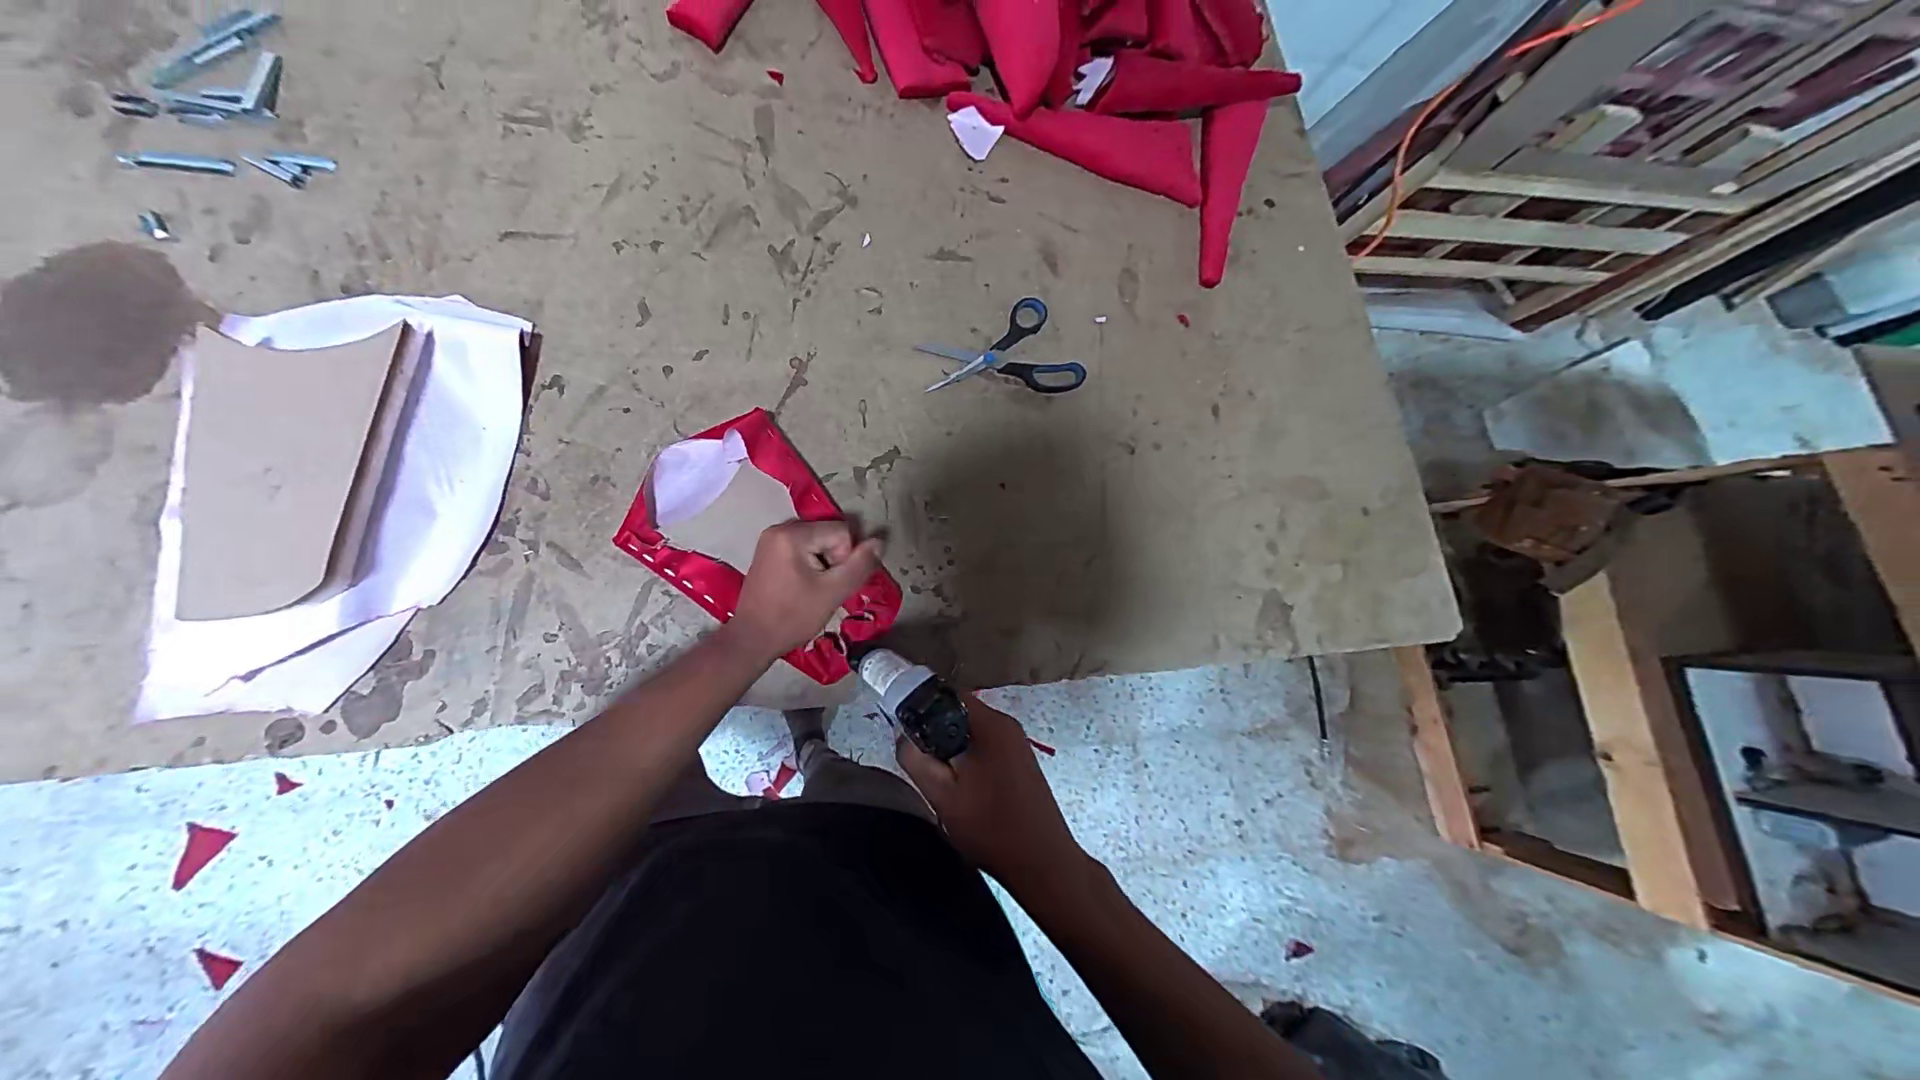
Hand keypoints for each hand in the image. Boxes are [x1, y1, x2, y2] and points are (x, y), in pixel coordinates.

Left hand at [726, 520, 883, 659]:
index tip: (830, 583)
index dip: (845, 558)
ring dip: (824, 563)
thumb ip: (860, 565)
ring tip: (812, 588)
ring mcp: (771, 539)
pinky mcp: (768, 551)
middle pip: (829, 533)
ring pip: (818, 541)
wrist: (753, 639)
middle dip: (834, 559)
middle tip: (822, 587)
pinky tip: (802, 585)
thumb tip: (878, 541)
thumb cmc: (793, 617)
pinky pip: (802, 548)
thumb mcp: (833, 592)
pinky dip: (810, 563)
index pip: (842, 531)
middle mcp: (779, 529)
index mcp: (793, 534)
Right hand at [897, 695, 1089, 894]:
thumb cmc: (990, 827)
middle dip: (933, 728)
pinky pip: (985, 745)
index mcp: (990, 725)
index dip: (920, 703)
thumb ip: (916, 759)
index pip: (947, 693)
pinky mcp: (1020, 760)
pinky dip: (967, 756)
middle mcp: (1007, 725)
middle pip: (959, 710)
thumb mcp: (941, 795)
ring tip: (937, 776)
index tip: (902, 724)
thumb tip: (903, 736)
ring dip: (950, 745)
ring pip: (971, 730)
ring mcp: (1017, 743)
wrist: (1042, 862)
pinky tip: (961, 786)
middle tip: (917, 756)